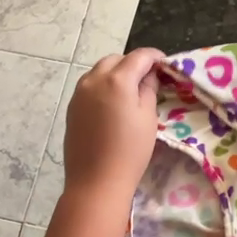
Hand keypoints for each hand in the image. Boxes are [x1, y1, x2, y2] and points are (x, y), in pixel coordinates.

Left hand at [63, 47, 165, 200]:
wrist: (96, 181)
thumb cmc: (130, 150)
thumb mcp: (148, 118)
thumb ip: (148, 90)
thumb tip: (148, 76)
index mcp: (117, 80)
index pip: (139, 56)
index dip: (154, 56)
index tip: (165, 64)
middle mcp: (94, 80)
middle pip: (116, 60)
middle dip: (133, 63)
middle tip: (148, 79)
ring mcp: (79, 93)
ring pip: (99, 71)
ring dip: (116, 73)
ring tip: (130, 91)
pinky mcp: (72, 107)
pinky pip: (89, 86)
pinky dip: (103, 86)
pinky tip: (112, 104)